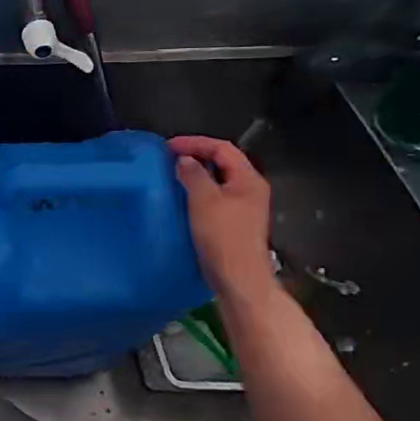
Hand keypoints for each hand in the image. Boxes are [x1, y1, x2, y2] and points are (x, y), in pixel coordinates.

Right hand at [169, 136, 275, 300]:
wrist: (238, 277)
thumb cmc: (223, 236)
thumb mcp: (204, 200)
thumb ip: (193, 174)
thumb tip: (185, 160)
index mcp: (248, 179)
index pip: (223, 148)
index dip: (196, 143)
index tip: (169, 147)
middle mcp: (250, 189)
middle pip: (223, 162)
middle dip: (197, 155)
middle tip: (170, 157)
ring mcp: (243, 207)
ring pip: (218, 179)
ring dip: (196, 173)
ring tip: (172, 173)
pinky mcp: (233, 222)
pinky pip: (215, 196)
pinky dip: (198, 190)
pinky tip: (182, 197)